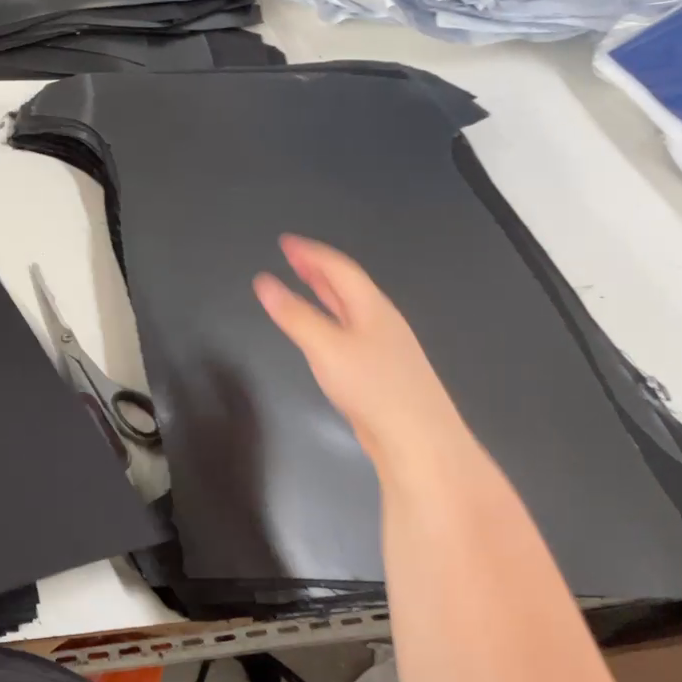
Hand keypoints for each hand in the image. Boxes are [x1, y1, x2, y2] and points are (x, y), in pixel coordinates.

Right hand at [253, 235, 472, 471]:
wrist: (418, 439)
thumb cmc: (373, 387)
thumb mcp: (325, 348)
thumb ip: (294, 315)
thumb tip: (264, 283)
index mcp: (372, 309)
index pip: (339, 269)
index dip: (311, 253)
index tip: (285, 241)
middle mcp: (380, 321)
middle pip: (347, 285)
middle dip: (317, 268)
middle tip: (291, 255)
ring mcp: (383, 346)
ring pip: (350, 308)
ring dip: (324, 291)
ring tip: (303, 281)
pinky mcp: (379, 369)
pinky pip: (349, 328)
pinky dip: (329, 316)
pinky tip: (322, 327)